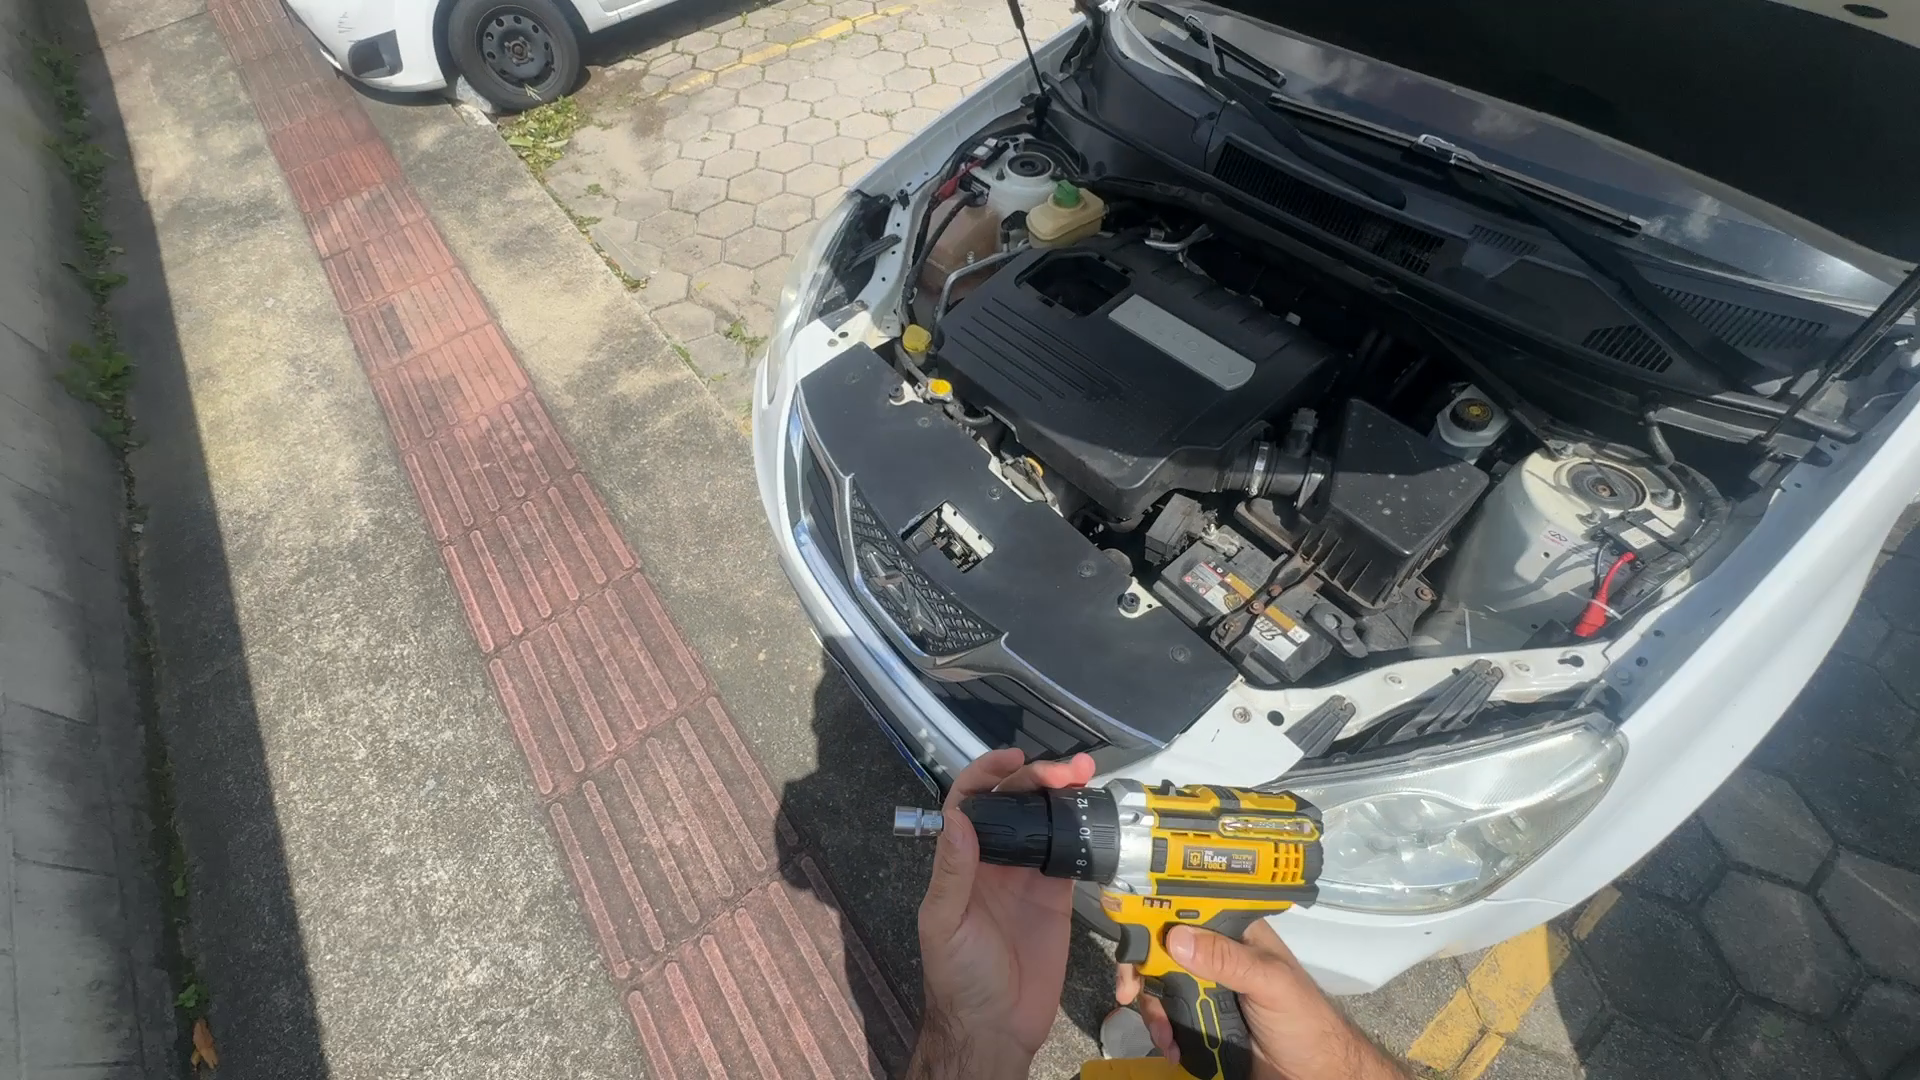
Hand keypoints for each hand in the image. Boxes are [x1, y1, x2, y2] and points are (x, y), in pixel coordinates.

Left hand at [905, 748, 1097, 1079]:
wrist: (997, 1029)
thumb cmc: (959, 975)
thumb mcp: (945, 922)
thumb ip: (953, 871)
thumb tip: (956, 816)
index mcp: (963, 856)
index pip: (972, 800)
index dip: (988, 772)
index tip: (1013, 758)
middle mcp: (995, 855)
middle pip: (1014, 801)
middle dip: (1036, 777)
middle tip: (1064, 771)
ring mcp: (1027, 872)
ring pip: (1044, 818)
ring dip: (1062, 793)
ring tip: (1083, 773)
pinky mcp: (1057, 892)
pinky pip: (1069, 849)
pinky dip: (1081, 827)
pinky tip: (1094, 810)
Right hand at [1117, 921, 1408, 1079]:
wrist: (1321, 1079)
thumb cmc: (1306, 1020)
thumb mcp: (1270, 983)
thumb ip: (1226, 959)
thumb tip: (1174, 937)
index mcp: (1230, 929)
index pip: (1185, 906)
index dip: (1153, 910)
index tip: (1129, 928)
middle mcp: (1212, 951)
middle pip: (1161, 945)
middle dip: (1141, 966)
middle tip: (1128, 989)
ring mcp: (1204, 986)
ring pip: (1160, 982)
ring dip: (1152, 1006)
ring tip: (1162, 1034)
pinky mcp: (1200, 1019)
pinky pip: (1168, 1015)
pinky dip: (1162, 1030)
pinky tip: (1171, 1047)